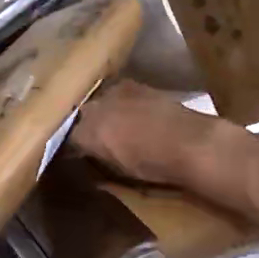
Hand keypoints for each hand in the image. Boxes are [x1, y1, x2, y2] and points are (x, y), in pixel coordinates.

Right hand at [70, 80, 249, 187]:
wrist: (189, 142)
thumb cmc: (153, 165)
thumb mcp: (118, 172)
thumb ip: (98, 162)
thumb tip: (88, 160)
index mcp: (86, 132)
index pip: (69, 138)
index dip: (72, 147)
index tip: (76, 155)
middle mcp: (94, 107)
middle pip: (82, 115)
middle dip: (84, 125)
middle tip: (94, 139)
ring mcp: (115, 91)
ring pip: (99, 101)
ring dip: (103, 112)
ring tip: (114, 125)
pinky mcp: (136, 85)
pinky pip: (119, 94)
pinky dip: (121, 104)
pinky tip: (132, 114)